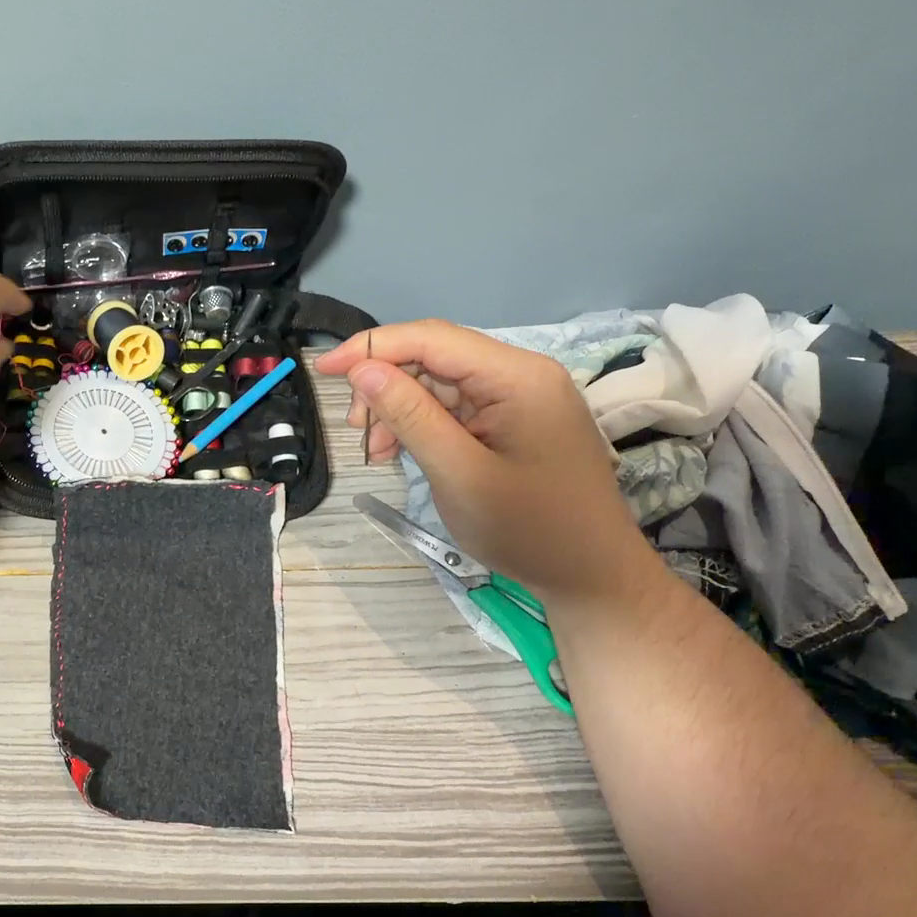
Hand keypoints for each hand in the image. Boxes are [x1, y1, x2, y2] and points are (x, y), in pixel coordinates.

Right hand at [314, 320, 660, 603]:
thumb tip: (362, 370)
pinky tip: (398, 452)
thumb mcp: (459, 474)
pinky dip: (418, 425)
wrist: (593, 578)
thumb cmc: (530, 529)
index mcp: (517, 377)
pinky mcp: (512, 421)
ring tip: (374, 450)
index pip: (430, 338)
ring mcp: (518, 398)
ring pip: (436, 383)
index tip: (324, 370)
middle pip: (432, 357)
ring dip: (396, 408)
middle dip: (384, 385)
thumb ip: (410, 416)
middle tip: (356, 429)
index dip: (372, 347)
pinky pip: (452, 407)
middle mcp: (520, 375)